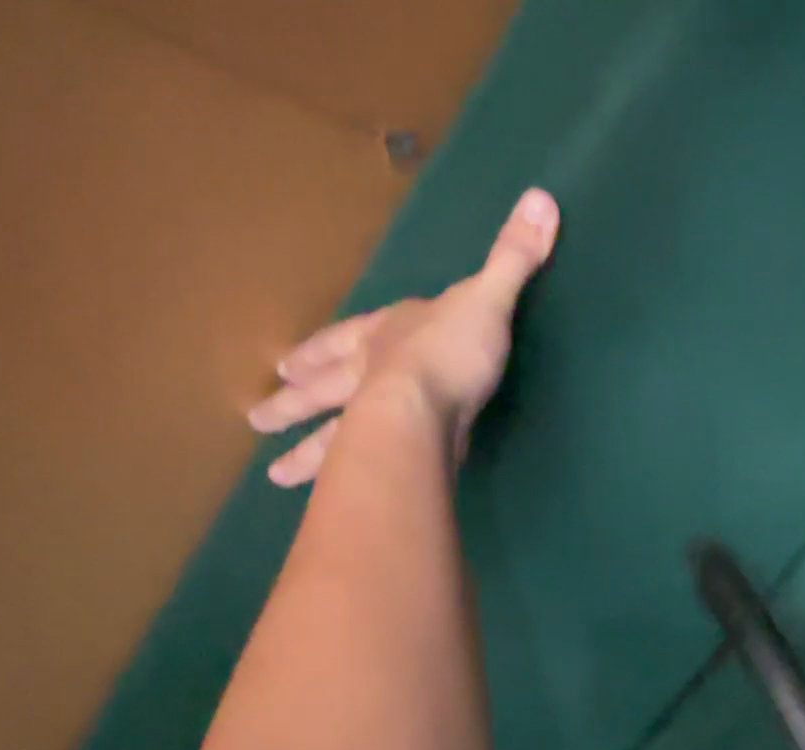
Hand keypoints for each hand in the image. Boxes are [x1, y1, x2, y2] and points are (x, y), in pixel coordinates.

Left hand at [248, 188, 561, 485]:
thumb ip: (513, 257)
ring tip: (281, 475)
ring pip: (333, 435)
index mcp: (388, 334)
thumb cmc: (451, 349)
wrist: (426, 406)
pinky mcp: (388, 457)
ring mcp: (373, 418)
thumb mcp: (489, 296)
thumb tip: (542, 197)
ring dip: (310, 452)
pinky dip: (349, 480)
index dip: (325, 348)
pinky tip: (340, 496)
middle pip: (326, 384)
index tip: (289, 364)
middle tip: (261, 418)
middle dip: (296, 401)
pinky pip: (364, 468)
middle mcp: (369, 374)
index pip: (352, 336)